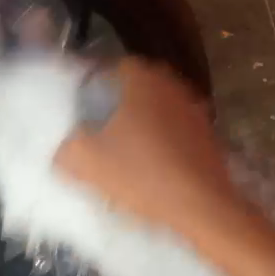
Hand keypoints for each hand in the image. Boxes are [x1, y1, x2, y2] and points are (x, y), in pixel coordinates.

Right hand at [52, 57, 254, 242]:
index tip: (82, 102)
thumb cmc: (142, 174)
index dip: (95, 81)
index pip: (113, 66)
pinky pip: (177, 130)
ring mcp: (195, 110)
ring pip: (159, 108)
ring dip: (143, 121)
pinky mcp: (210, 137)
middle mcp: (171, 85)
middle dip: (119, 101)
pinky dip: (163, 141)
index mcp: (142, 79)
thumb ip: (66, 148)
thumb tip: (64, 147)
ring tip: (125, 147)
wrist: (204, 210)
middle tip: (100, 124)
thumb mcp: (87, 162)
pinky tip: (152, 165)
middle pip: (138, 86)